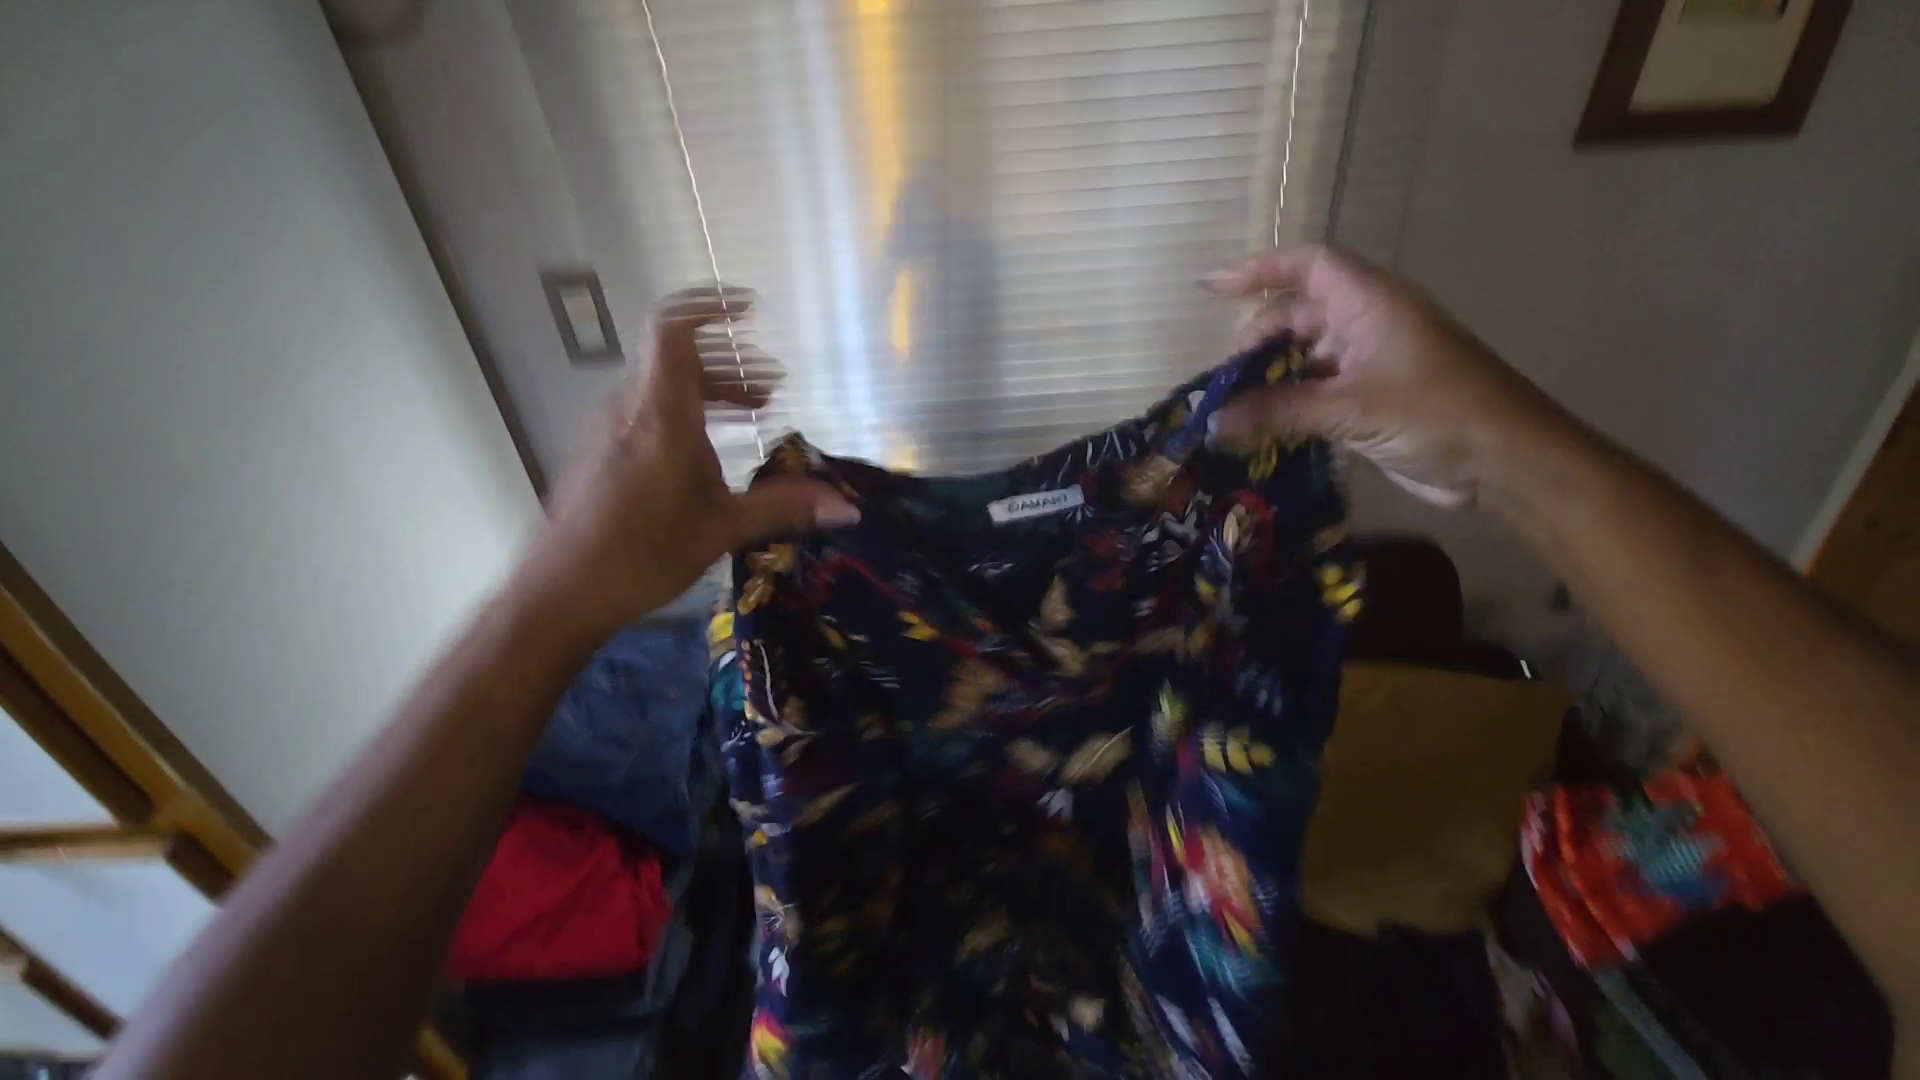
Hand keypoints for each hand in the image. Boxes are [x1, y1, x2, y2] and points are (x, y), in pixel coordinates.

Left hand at [516, 286, 856, 636]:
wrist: (560, 592)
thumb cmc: (643, 554)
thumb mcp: (723, 528)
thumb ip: (785, 507)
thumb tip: (848, 507)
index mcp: (660, 414)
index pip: (674, 330)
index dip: (710, 307)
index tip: (750, 309)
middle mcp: (630, 408)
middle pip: (677, 356)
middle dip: (730, 363)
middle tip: (772, 388)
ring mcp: (610, 427)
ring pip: (664, 384)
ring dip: (711, 389)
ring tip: (754, 413)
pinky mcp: (601, 450)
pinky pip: (649, 409)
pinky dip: (687, 410)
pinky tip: (709, 449)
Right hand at [1205, 245, 1558, 508]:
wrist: (1506, 461)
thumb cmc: (1437, 413)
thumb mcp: (1351, 408)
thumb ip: (1278, 411)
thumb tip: (1213, 422)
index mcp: (1370, 303)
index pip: (1307, 265)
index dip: (1258, 270)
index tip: (1210, 291)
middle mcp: (1366, 325)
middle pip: (1297, 315)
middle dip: (1257, 342)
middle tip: (1226, 382)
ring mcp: (1368, 364)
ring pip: (1303, 359)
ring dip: (1269, 380)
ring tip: (1234, 410)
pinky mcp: (1369, 402)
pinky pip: (1315, 394)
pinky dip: (1287, 407)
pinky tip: (1261, 431)